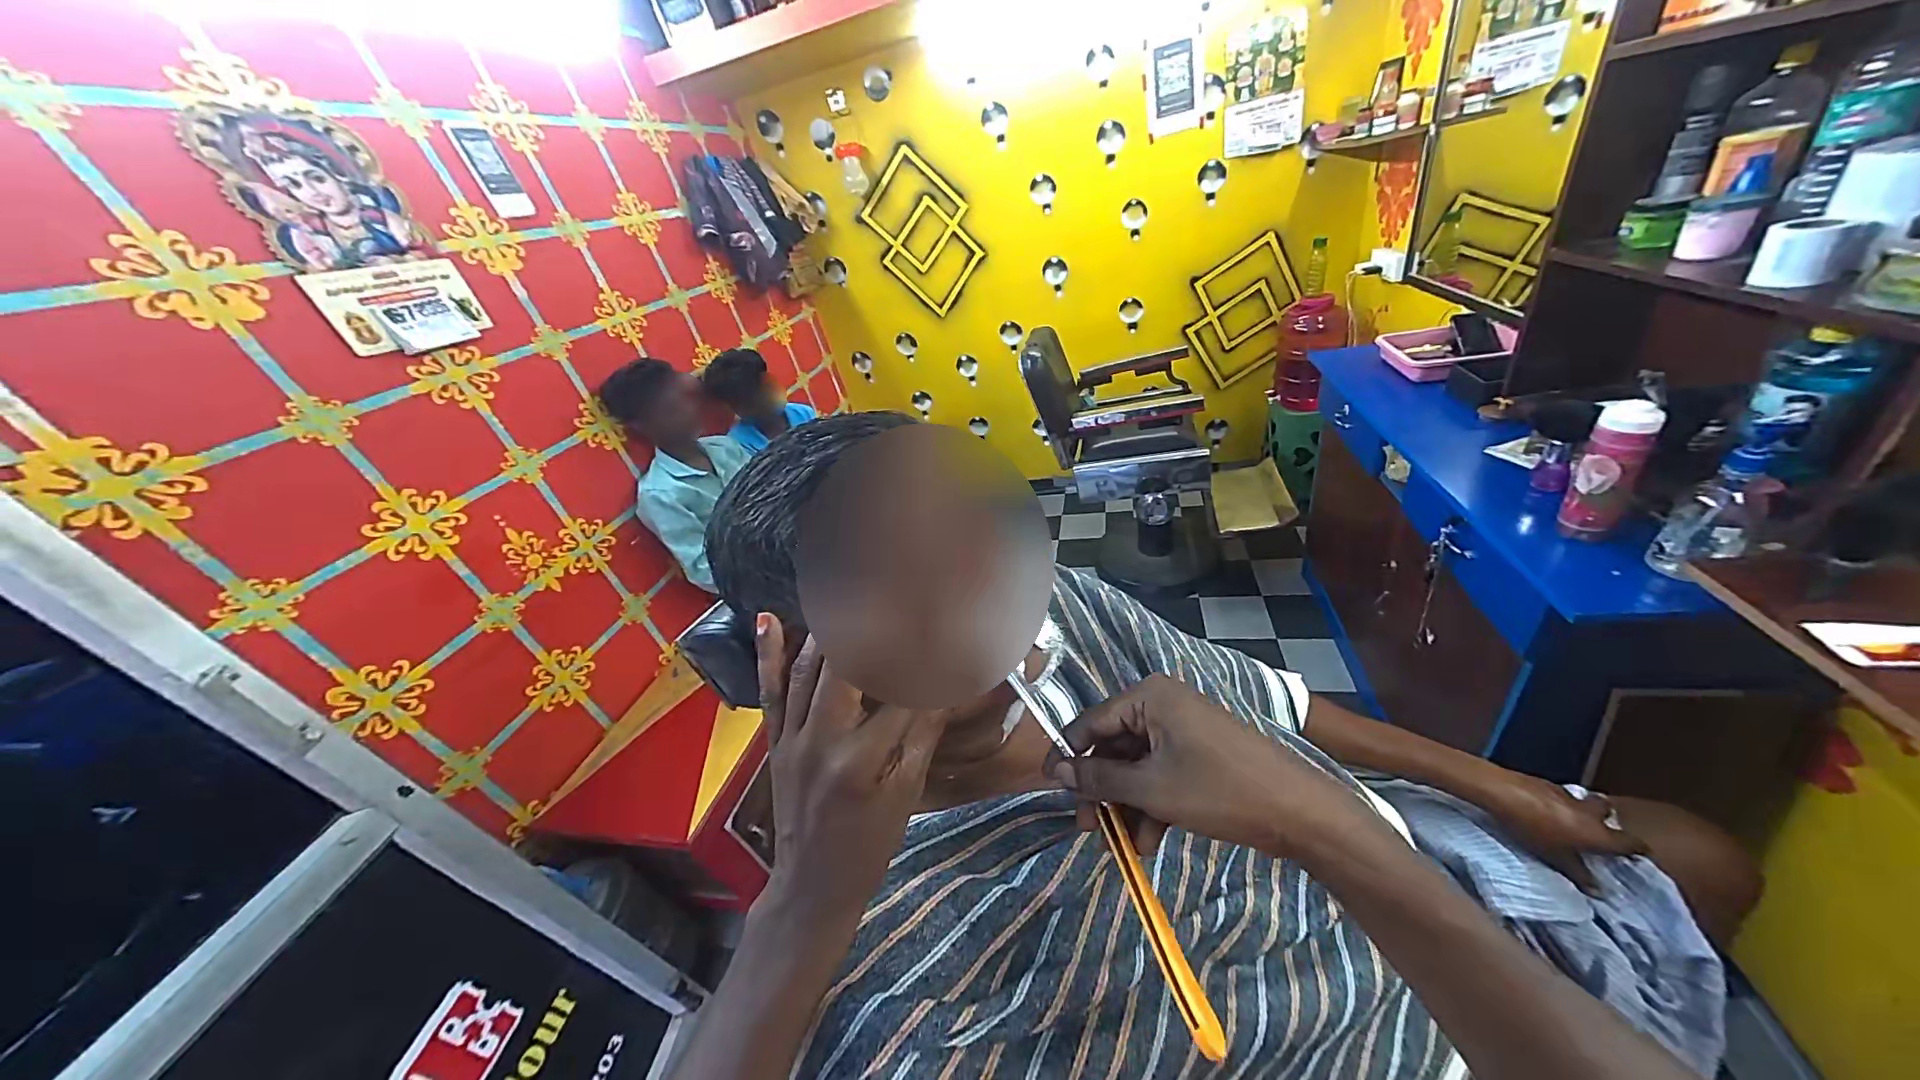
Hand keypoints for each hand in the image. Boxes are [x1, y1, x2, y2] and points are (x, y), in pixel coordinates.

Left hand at [755, 614, 945, 922]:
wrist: (813, 884)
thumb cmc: (869, 843)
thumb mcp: (906, 793)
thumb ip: (922, 734)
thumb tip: (943, 685)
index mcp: (862, 757)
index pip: (898, 691)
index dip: (920, 658)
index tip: (936, 626)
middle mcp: (823, 738)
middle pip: (846, 668)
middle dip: (871, 630)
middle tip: (891, 597)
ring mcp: (792, 737)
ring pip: (808, 670)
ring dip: (829, 630)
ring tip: (849, 597)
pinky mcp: (774, 740)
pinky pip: (771, 691)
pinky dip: (769, 654)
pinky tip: (769, 619)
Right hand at [1047, 673, 1389, 858]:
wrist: (1301, 812)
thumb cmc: (1220, 790)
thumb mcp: (1152, 788)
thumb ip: (1100, 778)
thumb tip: (1059, 772)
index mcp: (1149, 697)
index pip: (1091, 722)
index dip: (1069, 756)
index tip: (1051, 789)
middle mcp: (1163, 704)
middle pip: (1113, 747)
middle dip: (1102, 790)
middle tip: (1088, 827)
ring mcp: (1183, 729)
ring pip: (1137, 765)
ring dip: (1127, 804)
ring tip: (1124, 845)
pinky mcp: (1199, 753)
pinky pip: (1161, 773)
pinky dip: (1152, 804)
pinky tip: (1150, 841)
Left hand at [1481, 773, 1647, 893]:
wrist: (1503, 791)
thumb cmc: (1533, 829)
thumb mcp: (1556, 857)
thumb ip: (1579, 874)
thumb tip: (1600, 892)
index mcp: (1600, 833)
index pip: (1632, 843)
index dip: (1639, 849)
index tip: (1641, 854)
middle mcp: (1590, 812)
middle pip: (1608, 812)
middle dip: (1606, 819)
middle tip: (1598, 830)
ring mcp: (1568, 794)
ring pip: (1584, 800)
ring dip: (1582, 808)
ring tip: (1571, 818)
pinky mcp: (1545, 783)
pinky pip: (1560, 793)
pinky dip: (1558, 800)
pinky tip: (1545, 806)